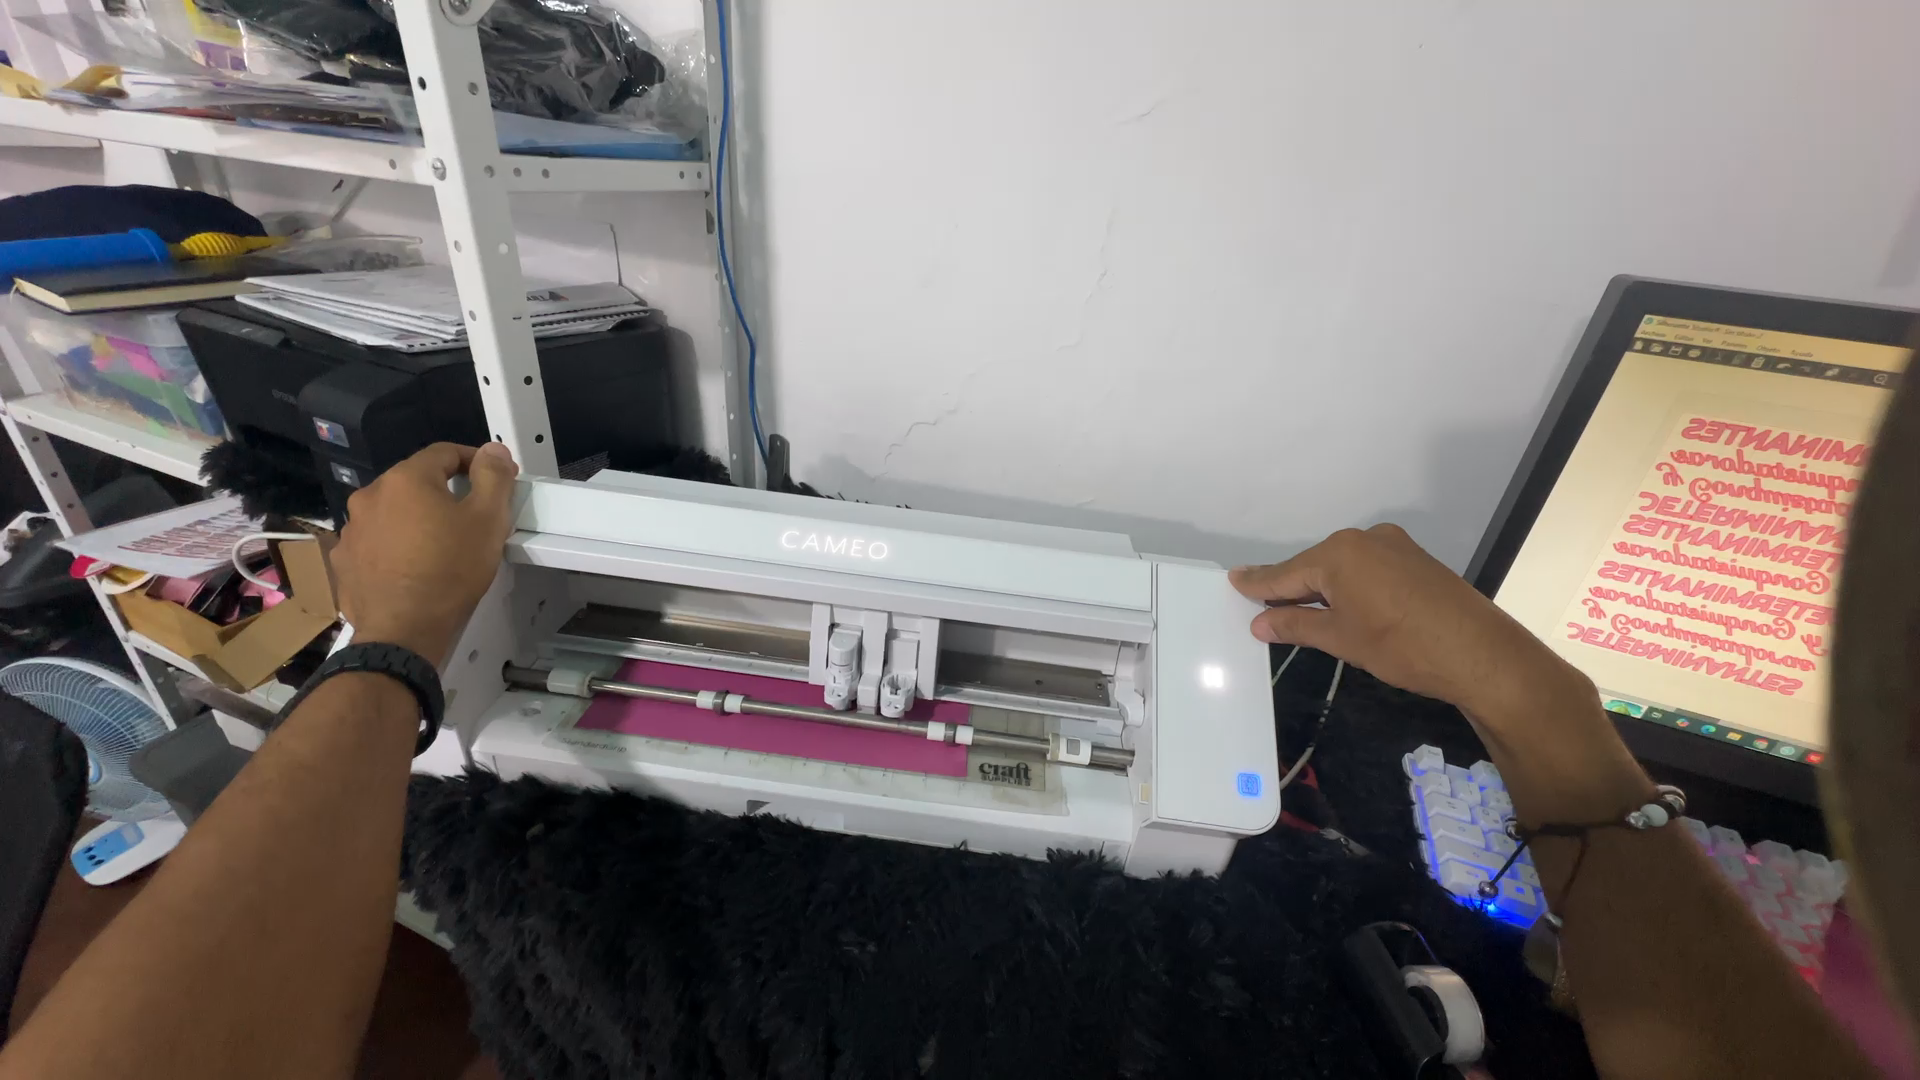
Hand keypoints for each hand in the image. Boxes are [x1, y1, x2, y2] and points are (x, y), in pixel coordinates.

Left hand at [327, 442, 518, 665]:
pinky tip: (415, 565)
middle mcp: (370, 496)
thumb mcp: (488, 519)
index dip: (475, 461)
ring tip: (443, 544)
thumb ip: (494, 477)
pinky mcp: (344, 560)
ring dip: (418, 518)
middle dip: (446, 491)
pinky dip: (397, 543)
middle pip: (415, 481)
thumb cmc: (452, 568)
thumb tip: (493, 451)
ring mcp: (351, 529)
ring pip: (394, 511)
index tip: (497, 479)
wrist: (404, 629)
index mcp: (405, 480)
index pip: (443, 453)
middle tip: (473, 515)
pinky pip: (377, 540)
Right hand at [1230, 524, 1579, 718]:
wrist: (1484, 657)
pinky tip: (1342, 605)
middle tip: (1263, 607)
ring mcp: (1394, 547)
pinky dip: (1349, 586)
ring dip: (1321, 589)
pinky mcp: (1415, 560)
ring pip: (1341, 568)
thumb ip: (1295, 626)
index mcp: (1339, 553)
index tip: (1233, 581)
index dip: (1258, 584)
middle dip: (1290, 588)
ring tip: (1298, 611)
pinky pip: (1366, 569)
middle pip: (1312, 566)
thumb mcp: (1341, 639)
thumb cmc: (1402, 647)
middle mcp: (1364, 539)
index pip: (1285, 573)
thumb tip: (1260, 624)